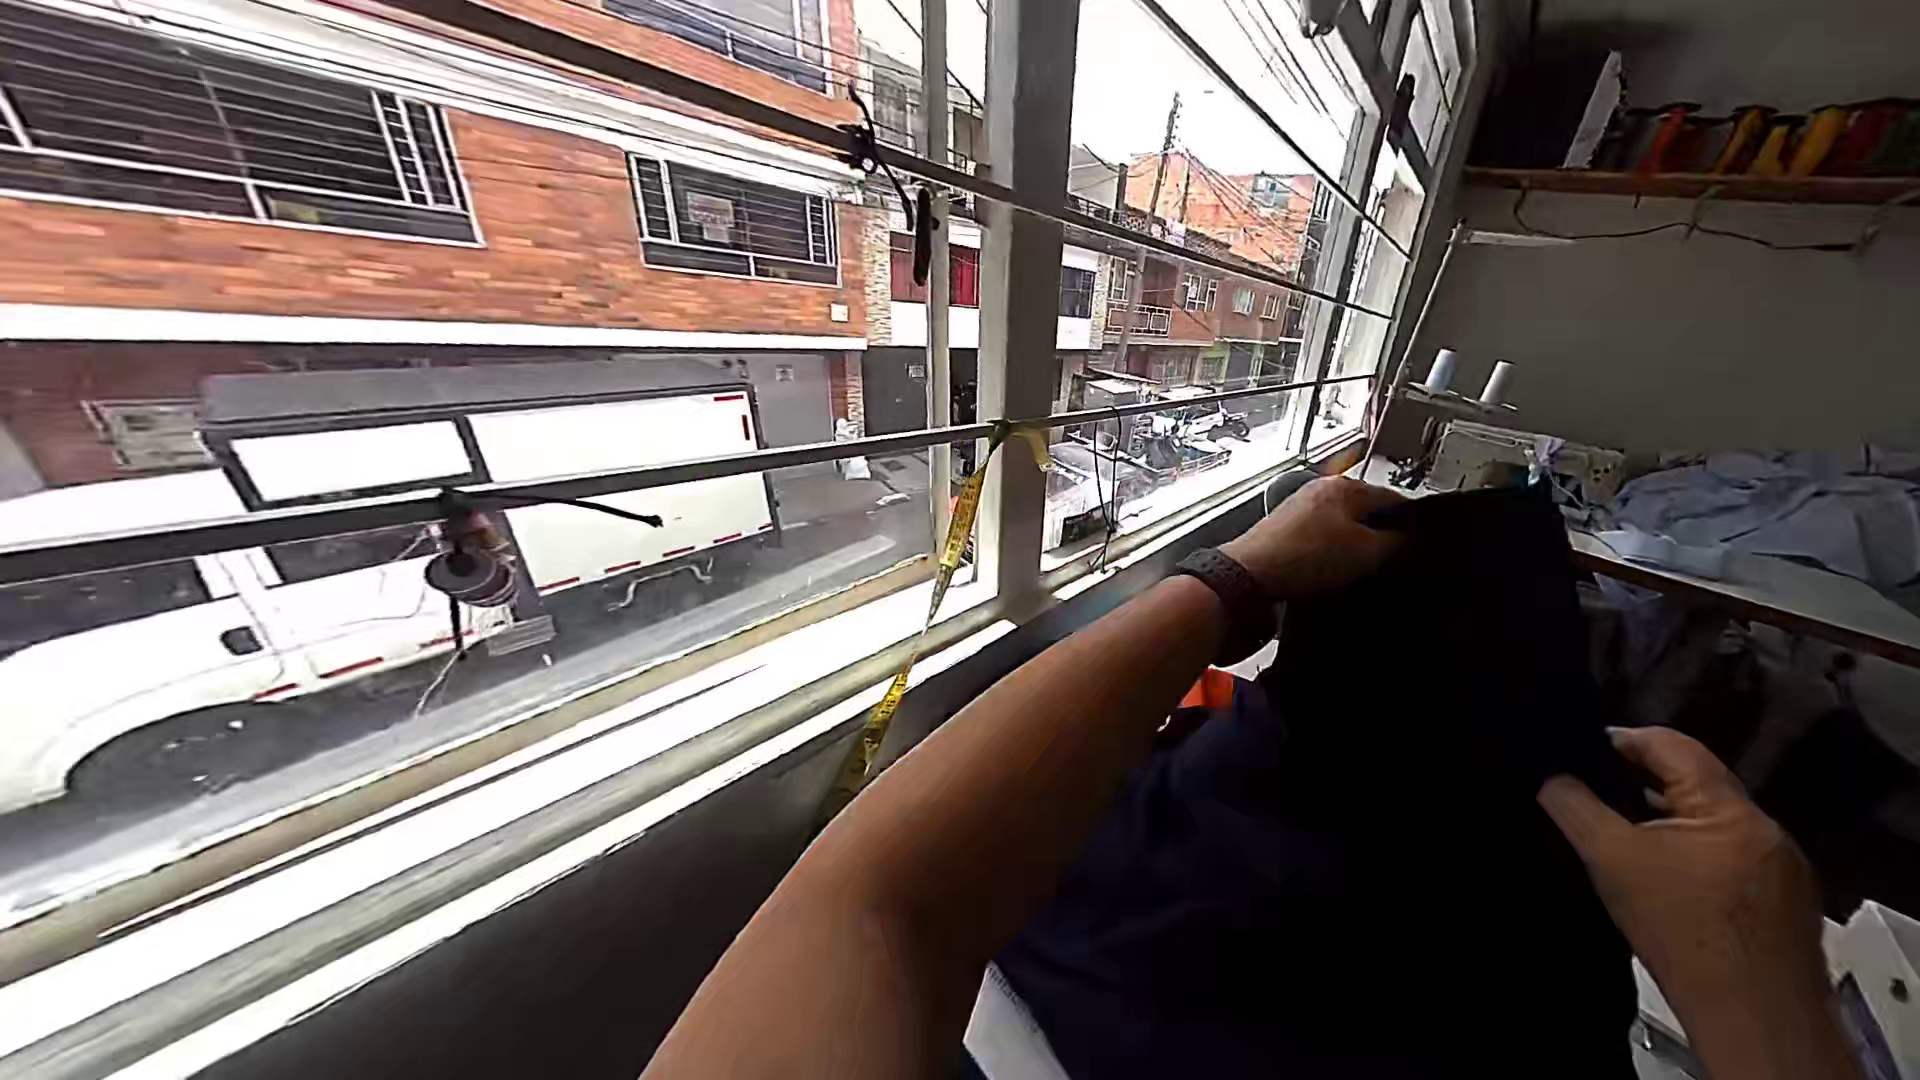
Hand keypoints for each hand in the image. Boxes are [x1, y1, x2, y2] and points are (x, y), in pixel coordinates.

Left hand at [1219, 476, 1403, 599]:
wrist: (1250, 577)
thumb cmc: (1303, 557)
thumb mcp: (1370, 551)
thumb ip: (1399, 541)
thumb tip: (1409, 537)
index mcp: (1344, 486)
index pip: (1396, 499)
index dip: (1413, 525)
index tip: (1419, 546)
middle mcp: (1318, 492)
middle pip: (1366, 514)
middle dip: (1379, 538)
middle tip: (1387, 563)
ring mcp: (1298, 512)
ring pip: (1341, 530)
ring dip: (1351, 550)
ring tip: (1355, 571)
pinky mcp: (1282, 534)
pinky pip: (1317, 543)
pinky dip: (1327, 557)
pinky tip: (1328, 574)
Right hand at [1540, 727, 1859, 1079]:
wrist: (1747, 1009)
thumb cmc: (1675, 921)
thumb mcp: (1606, 853)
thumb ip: (1570, 801)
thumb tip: (1552, 774)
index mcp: (1732, 813)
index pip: (1673, 746)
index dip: (1619, 739)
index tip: (1575, 751)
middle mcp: (1766, 831)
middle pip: (1691, 779)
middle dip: (1634, 778)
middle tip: (1584, 787)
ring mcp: (1779, 866)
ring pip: (1703, 814)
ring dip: (1656, 811)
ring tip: (1611, 825)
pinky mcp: (1777, 895)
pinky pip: (1719, 845)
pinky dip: (1679, 840)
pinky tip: (1650, 863)